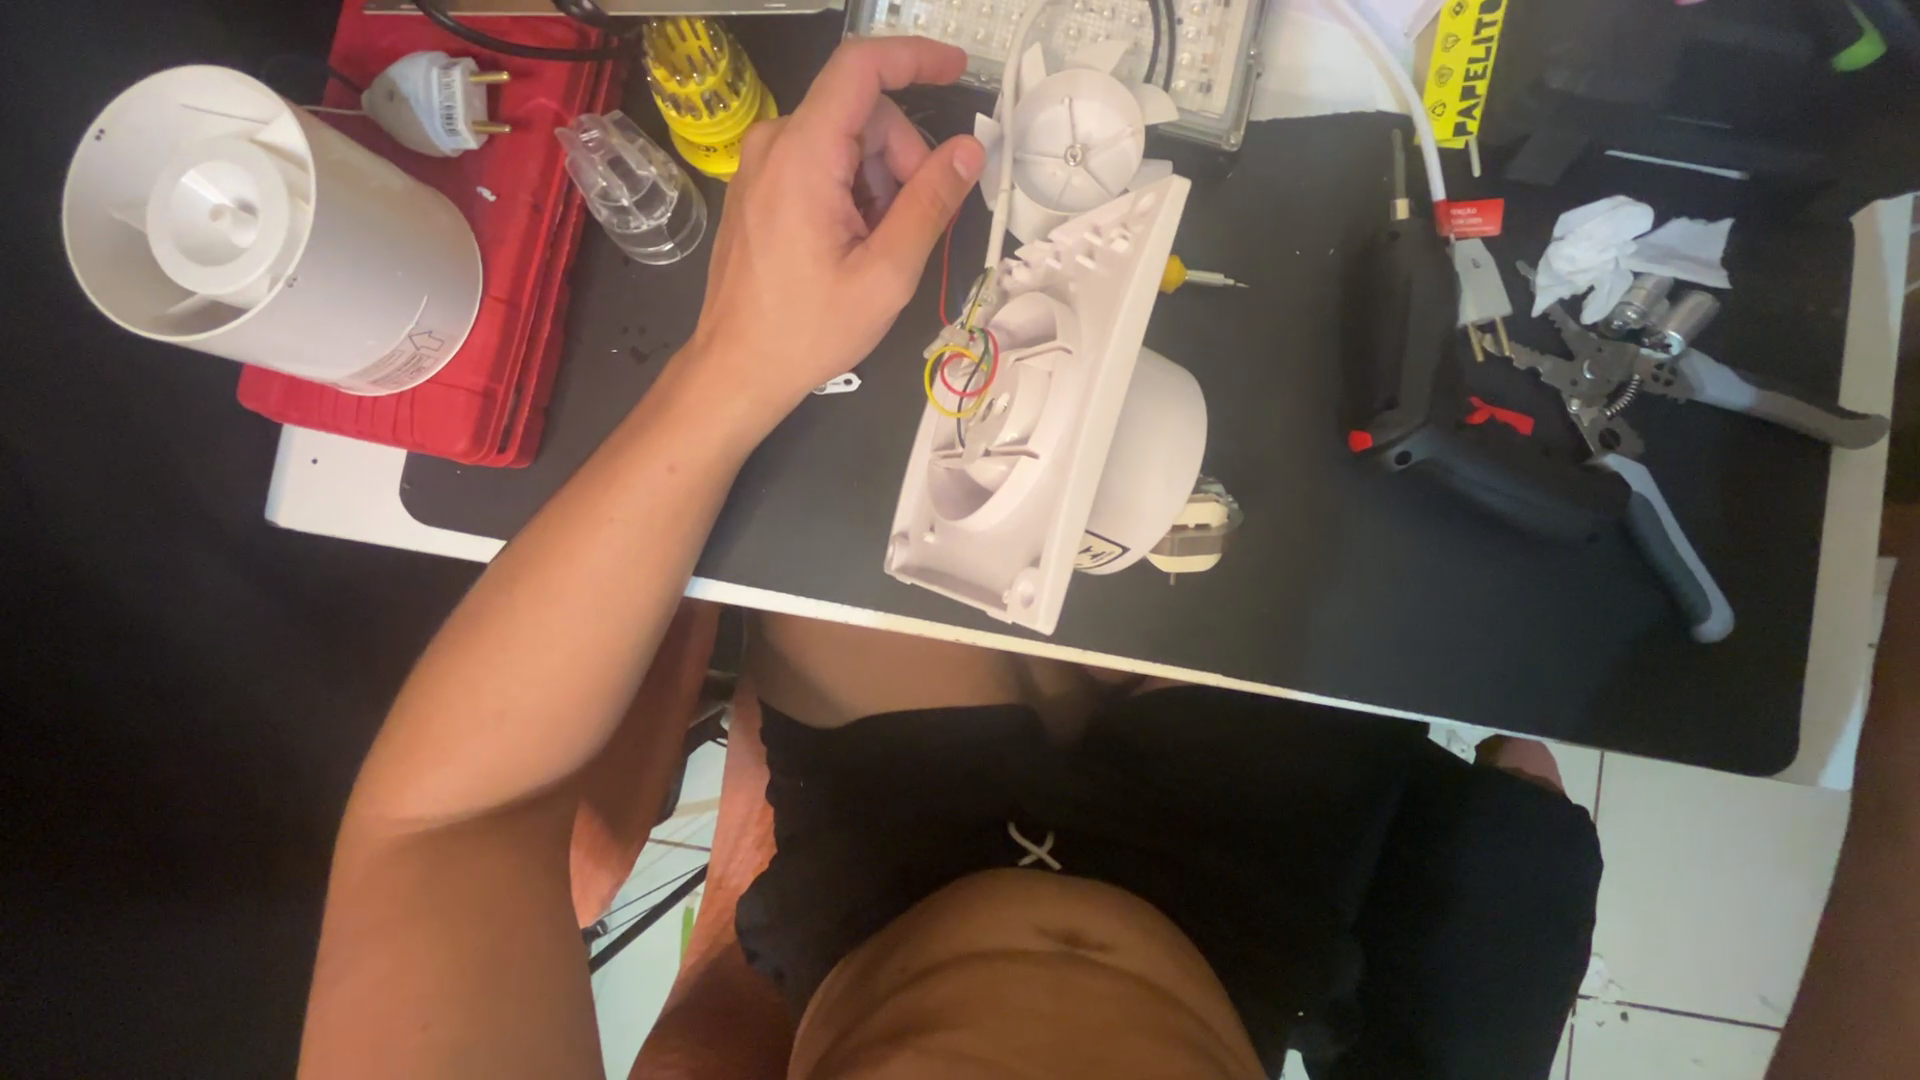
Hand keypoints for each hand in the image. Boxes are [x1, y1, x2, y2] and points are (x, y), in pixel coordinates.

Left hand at [680, 37, 985, 433]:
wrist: (738, 366)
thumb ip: (929, 205)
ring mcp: (760, 166)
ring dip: (877, 183)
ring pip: (842, 142)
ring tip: (878, 248)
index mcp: (802, 155)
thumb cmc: (808, 331)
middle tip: (916, 223)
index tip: (957, 72)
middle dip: (902, 158)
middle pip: (860, 115)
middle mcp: (773, 144)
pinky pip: (817, 165)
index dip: (915, 59)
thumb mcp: (885, 275)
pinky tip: (852, 245)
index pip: (862, 68)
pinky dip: (850, 192)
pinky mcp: (758, 189)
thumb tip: (969, 151)